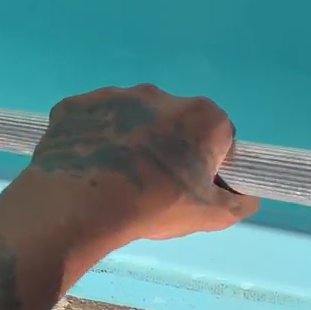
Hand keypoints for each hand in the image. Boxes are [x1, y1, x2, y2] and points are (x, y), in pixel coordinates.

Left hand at [24, 84, 256, 243]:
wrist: (77, 202)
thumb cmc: (154, 205)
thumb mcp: (217, 214)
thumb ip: (240, 198)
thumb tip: (238, 191)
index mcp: (200, 115)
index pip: (216, 134)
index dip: (207, 157)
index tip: (190, 177)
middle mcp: (154, 95)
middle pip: (169, 121)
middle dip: (165, 142)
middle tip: (149, 175)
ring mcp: (107, 96)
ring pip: (127, 116)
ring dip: (126, 135)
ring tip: (112, 169)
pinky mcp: (70, 105)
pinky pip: (89, 119)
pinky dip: (90, 134)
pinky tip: (85, 159)